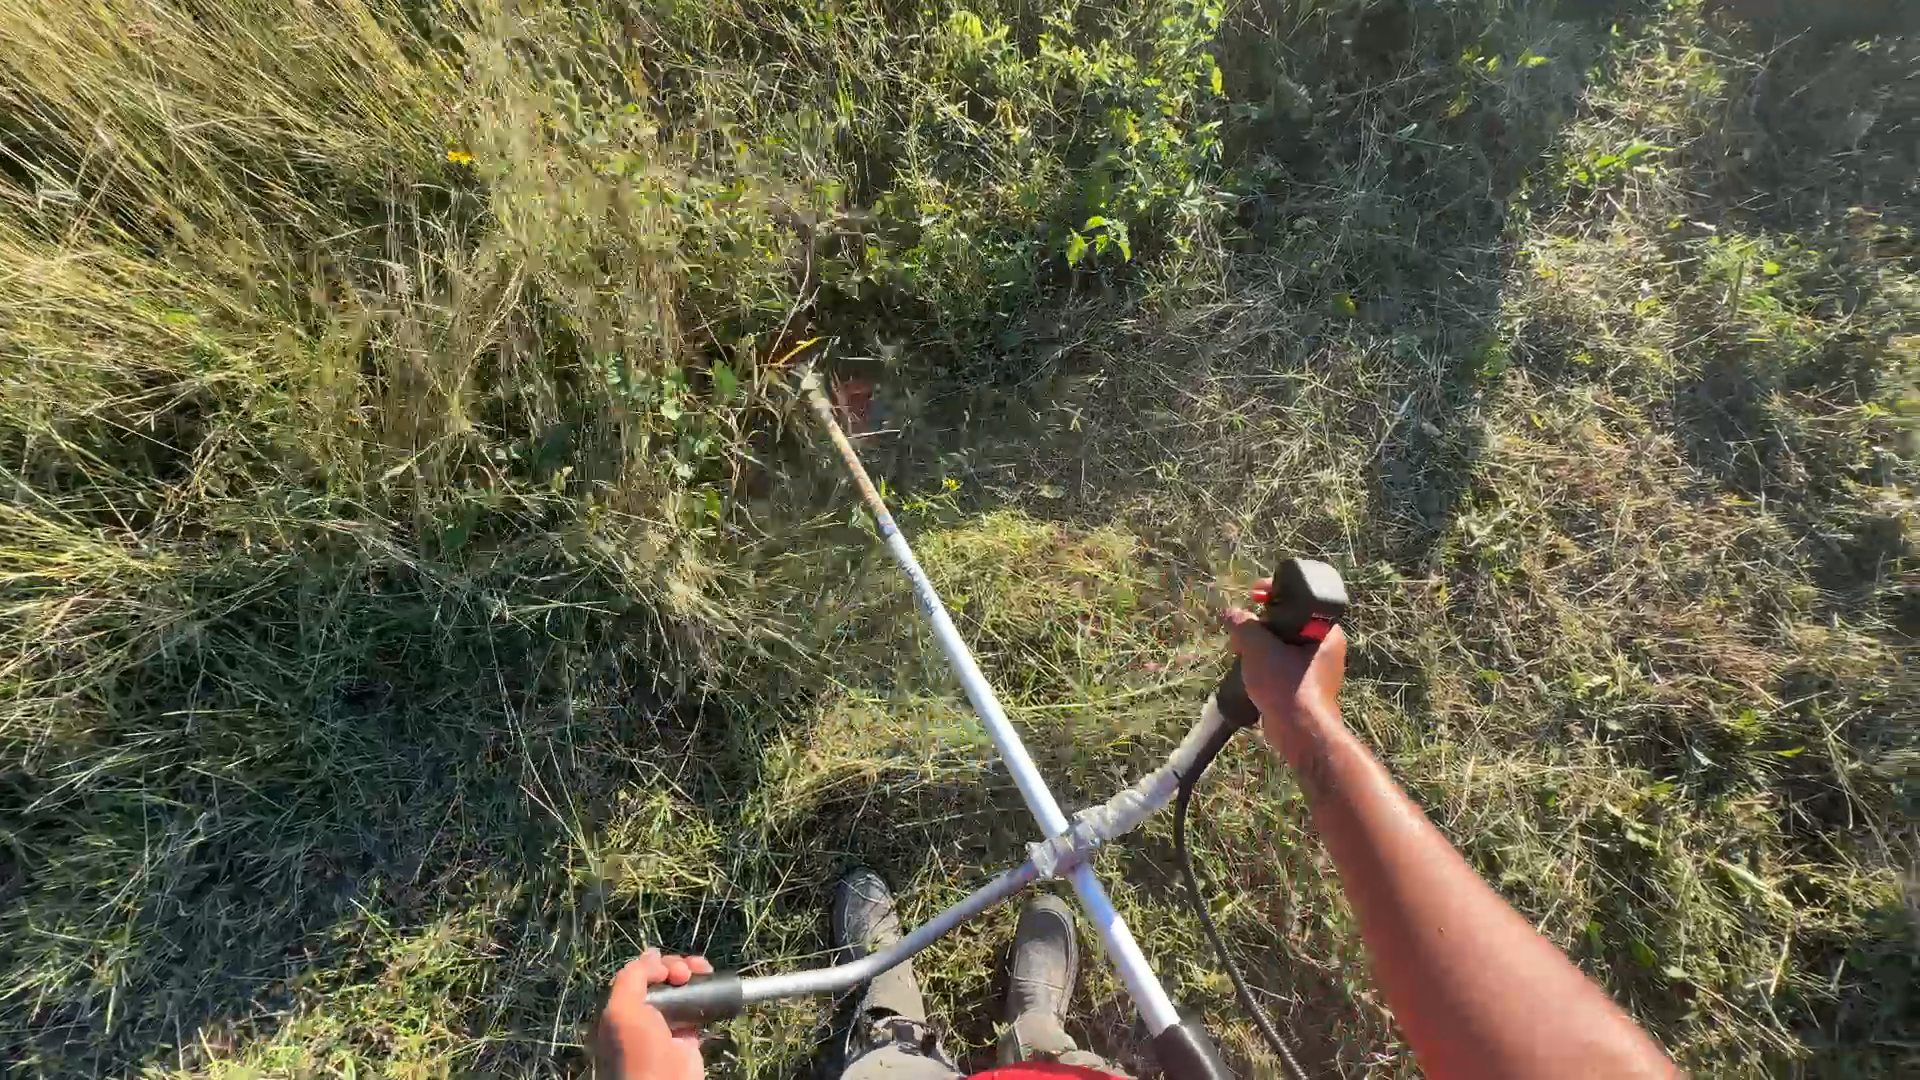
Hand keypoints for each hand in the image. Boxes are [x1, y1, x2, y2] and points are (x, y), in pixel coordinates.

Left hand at [594, 949, 712, 1079]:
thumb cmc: (638, 1049)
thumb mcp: (622, 1010)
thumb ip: (631, 978)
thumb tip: (652, 954)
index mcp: (621, 1010)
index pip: (638, 974)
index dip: (654, 964)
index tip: (666, 968)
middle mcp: (641, 1015)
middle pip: (660, 978)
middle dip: (675, 966)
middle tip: (684, 974)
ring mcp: (665, 1024)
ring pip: (680, 986)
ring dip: (692, 972)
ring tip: (703, 972)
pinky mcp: (687, 1032)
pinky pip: (696, 1002)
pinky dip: (705, 989)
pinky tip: (710, 982)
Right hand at [1224, 576, 1347, 764]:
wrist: (1298, 730)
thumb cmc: (1284, 683)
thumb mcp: (1257, 646)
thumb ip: (1242, 624)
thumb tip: (1229, 613)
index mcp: (1327, 631)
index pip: (1300, 601)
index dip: (1274, 595)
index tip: (1254, 595)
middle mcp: (1327, 648)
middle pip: (1287, 623)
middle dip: (1261, 624)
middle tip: (1242, 629)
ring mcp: (1317, 669)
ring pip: (1282, 646)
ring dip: (1260, 646)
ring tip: (1240, 651)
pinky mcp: (1305, 687)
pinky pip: (1282, 666)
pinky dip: (1265, 664)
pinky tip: (1249, 670)